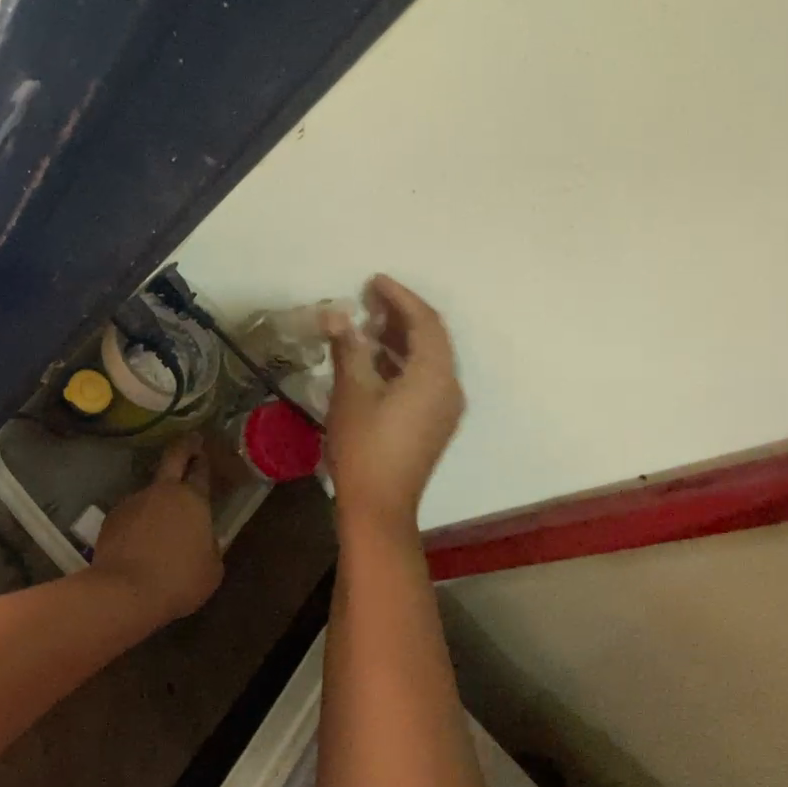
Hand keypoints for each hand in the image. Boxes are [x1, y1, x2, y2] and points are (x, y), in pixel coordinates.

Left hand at [88, 433, 223, 621]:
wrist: (126, 591)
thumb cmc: (179, 580)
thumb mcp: (212, 568)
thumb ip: (209, 545)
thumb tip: (202, 538)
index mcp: (191, 499)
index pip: (200, 471)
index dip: (203, 460)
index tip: (203, 449)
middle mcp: (160, 492)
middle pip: (172, 460)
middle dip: (183, 448)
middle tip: (190, 443)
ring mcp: (132, 502)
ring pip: (149, 496)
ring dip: (156, 505)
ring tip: (160, 530)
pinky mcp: (111, 518)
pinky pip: (130, 516)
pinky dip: (137, 524)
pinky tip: (139, 545)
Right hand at [324, 275, 464, 530]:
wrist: (379, 504)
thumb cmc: (363, 446)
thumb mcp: (351, 393)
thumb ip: (348, 348)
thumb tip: (338, 313)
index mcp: (434, 375)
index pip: (424, 322)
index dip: (399, 297)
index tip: (373, 281)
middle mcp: (449, 387)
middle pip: (431, 338)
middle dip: (401, 315)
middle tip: (368, 300)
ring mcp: (444, 408)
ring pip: (427, 359)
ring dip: (400, 339)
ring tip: (366, 325)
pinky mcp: (433, 423)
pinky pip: (424, 379)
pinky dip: (401, 362)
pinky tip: (373, 361)